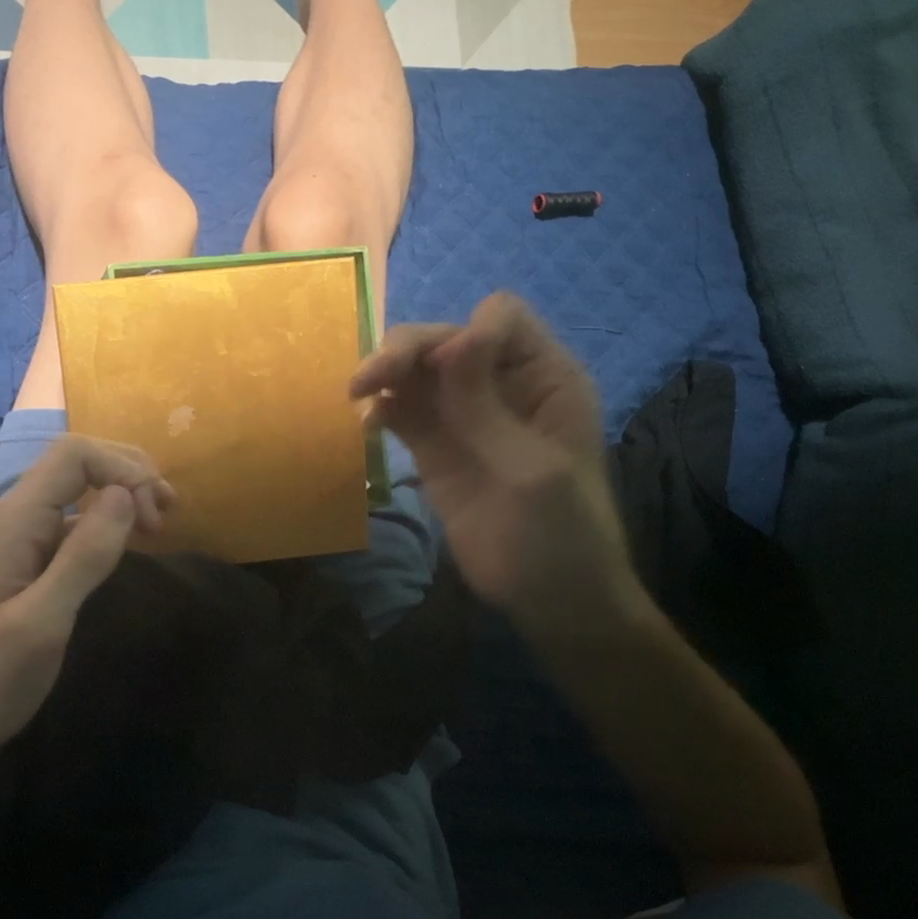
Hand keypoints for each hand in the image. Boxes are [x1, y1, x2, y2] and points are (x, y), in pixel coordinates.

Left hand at [0, 435, 174, 752]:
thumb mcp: (42, 623)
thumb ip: (83, 557)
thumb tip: (127, 494)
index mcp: (13, 522)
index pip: (73, 455)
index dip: (123, 468)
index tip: (156, 515)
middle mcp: (15, 518)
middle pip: (77, 463)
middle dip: (128, 474)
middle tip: (168, 515)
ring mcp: (20, 539)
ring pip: (78, 490)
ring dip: (122, 494)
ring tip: (160, 524)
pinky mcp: (29, 562)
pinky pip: (74, 521)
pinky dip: (110, 521)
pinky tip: (132, 543)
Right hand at [351, 293, 636, 631]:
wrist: (549, 599)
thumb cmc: (559, 534)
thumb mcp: (530, 468)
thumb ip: (486, 405)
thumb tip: (452, 339)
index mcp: (545, 378)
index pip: (501, 319)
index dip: (465, 333)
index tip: (444, 371)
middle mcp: (503, 386)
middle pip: (447, 339)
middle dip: (408, 350)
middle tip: (367, 380)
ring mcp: (465, 418)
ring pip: (418, 372)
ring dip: (386, 374)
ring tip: (357, 394)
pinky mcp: (435, 449)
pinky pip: (403, 411)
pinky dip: (382, 408)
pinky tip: (366, 423)